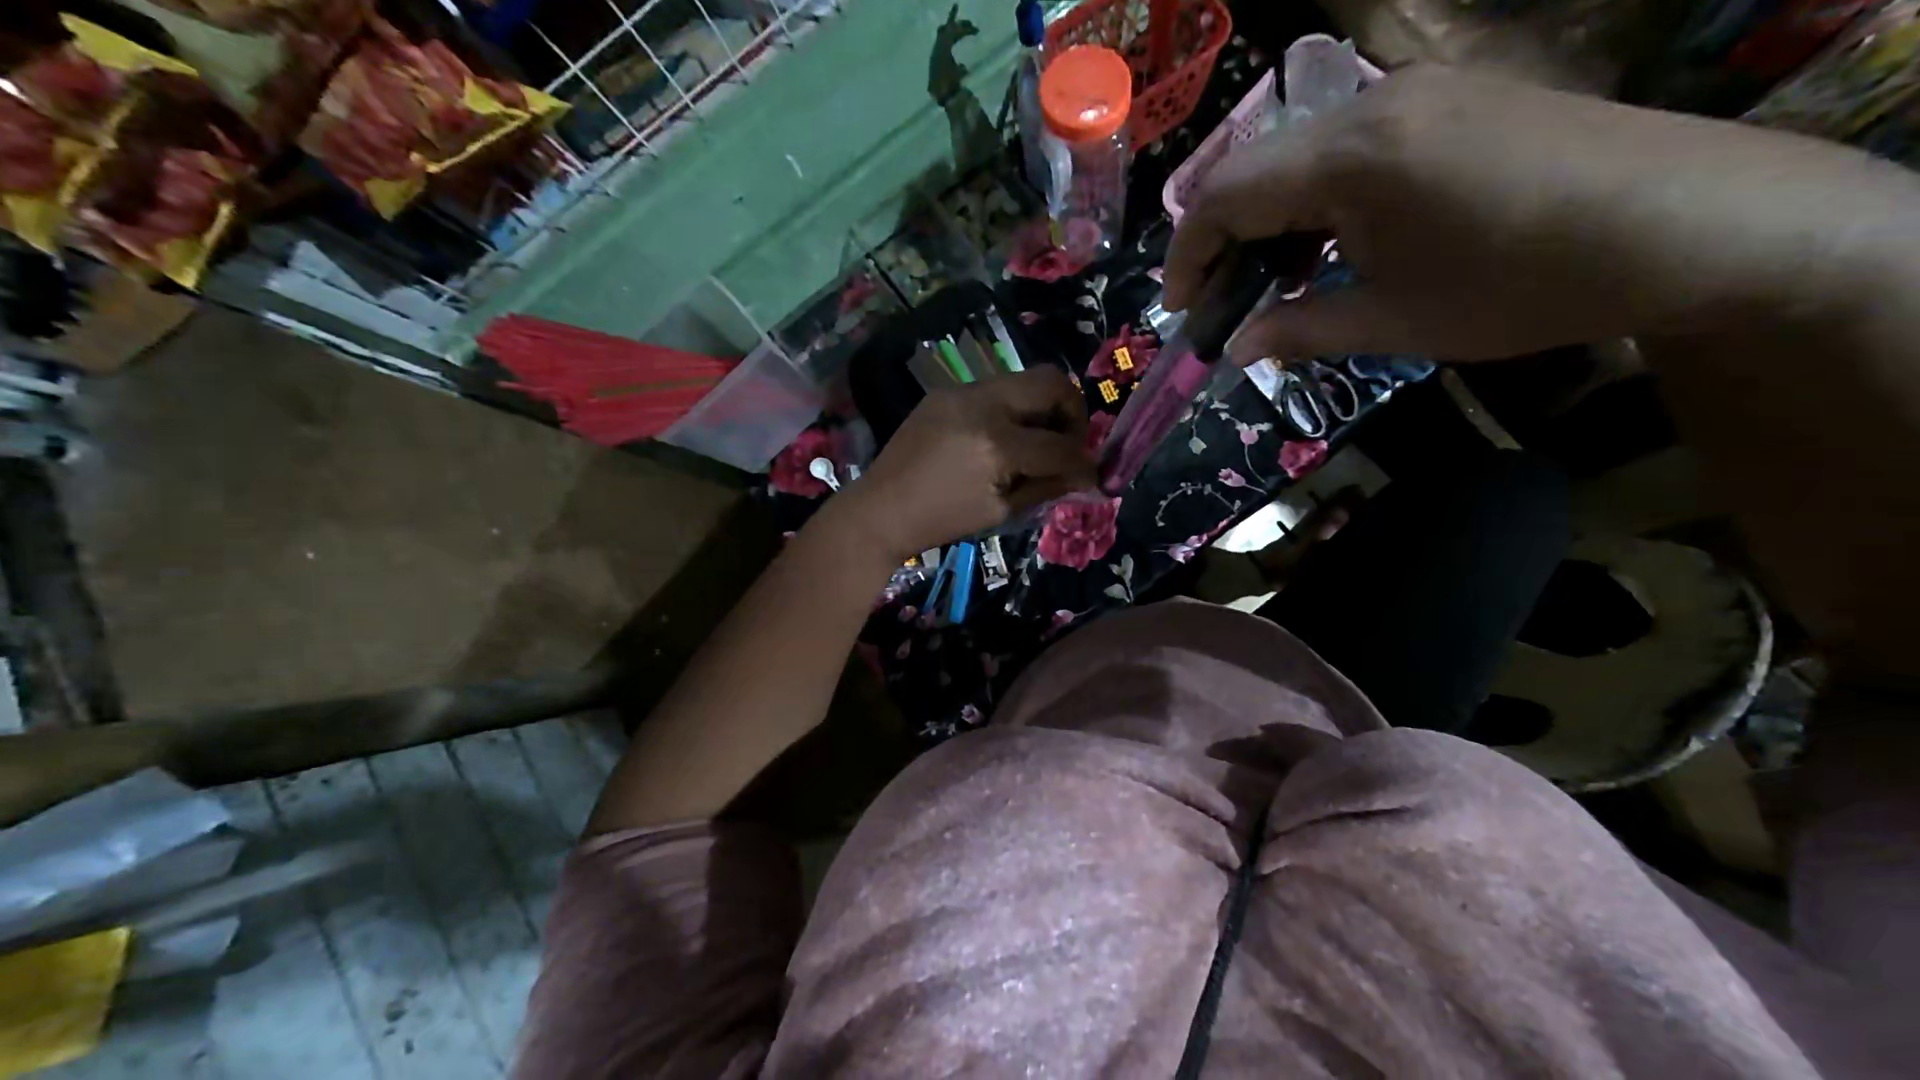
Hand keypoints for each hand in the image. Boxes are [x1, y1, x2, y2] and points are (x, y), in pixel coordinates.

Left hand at [828, 368, 1094, 563]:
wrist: (880, 510)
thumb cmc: (941, 520)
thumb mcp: (1001, 510)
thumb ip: (1048, 486)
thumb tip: (1086, 476)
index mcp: (996, 445)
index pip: (1060, 445)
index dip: (1084, 462)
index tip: (1092, 473)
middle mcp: (982, 405)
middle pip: (1051, 382)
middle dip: (1073, 411)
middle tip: (1070, 441)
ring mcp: (961, 391)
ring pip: (1023, 380)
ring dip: (1042, 407)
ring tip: (1038, 440)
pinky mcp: (946, 391)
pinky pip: (995, 389)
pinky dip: (1013, 408)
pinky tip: (1005, 437)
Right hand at [1165, 67, 1919, 363]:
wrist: (1688, 223)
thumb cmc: (1520, 286)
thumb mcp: (1393, 323)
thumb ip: (1299, 331)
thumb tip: (1235, 350)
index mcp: (1349, 161)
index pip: (1223, 197)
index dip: (1186, 255)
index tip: (1179, 309)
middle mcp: (1371, 106)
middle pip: (1252, 168)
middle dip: (1219, 239)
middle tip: (1219, 300)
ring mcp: (1413, 92)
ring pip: (1295, 152)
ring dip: (1267, 217)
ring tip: (1271, 278)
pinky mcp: (1447, 96)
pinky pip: (1345, 142)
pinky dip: (1313, 195)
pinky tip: (1328, 239)